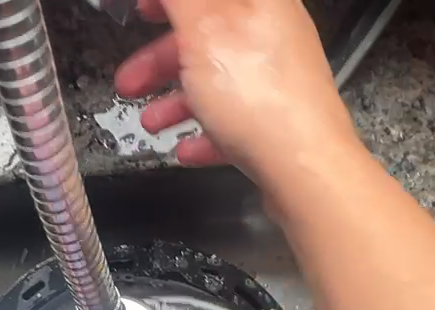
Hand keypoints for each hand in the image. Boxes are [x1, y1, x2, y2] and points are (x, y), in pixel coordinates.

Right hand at [115, 0, 361, 179]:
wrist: (303, 168)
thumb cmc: (261, 97)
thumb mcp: (205, 28)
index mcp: (258, 1)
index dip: (169, 1)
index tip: (142, 8)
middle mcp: (271, 36)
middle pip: (207, 37)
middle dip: (162, 59)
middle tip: (131, 77)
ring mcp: (275, 83)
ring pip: (216, 82)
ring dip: (176, 101)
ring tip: (150, 121)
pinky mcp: (275, 125)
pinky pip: (232, 124)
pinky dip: (205, 134)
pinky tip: (186, 148)